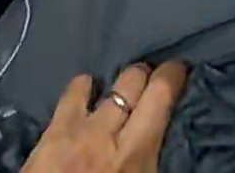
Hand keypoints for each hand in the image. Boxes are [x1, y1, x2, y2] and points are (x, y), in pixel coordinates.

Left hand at [23, 61, 188, 172]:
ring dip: (120, 84)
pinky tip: (87, 92)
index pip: (161, 95)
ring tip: (120, 91)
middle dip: (147, 74)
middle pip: (135, 79)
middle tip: (151, 83)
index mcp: (138, 157)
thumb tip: (160, 142)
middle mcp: (111, 134)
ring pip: (108, 82)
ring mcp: (81, 130)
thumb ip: (151, 163)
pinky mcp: (54, 133)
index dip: (174, 75)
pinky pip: (74, 92)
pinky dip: (85, 87)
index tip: (179, 71)